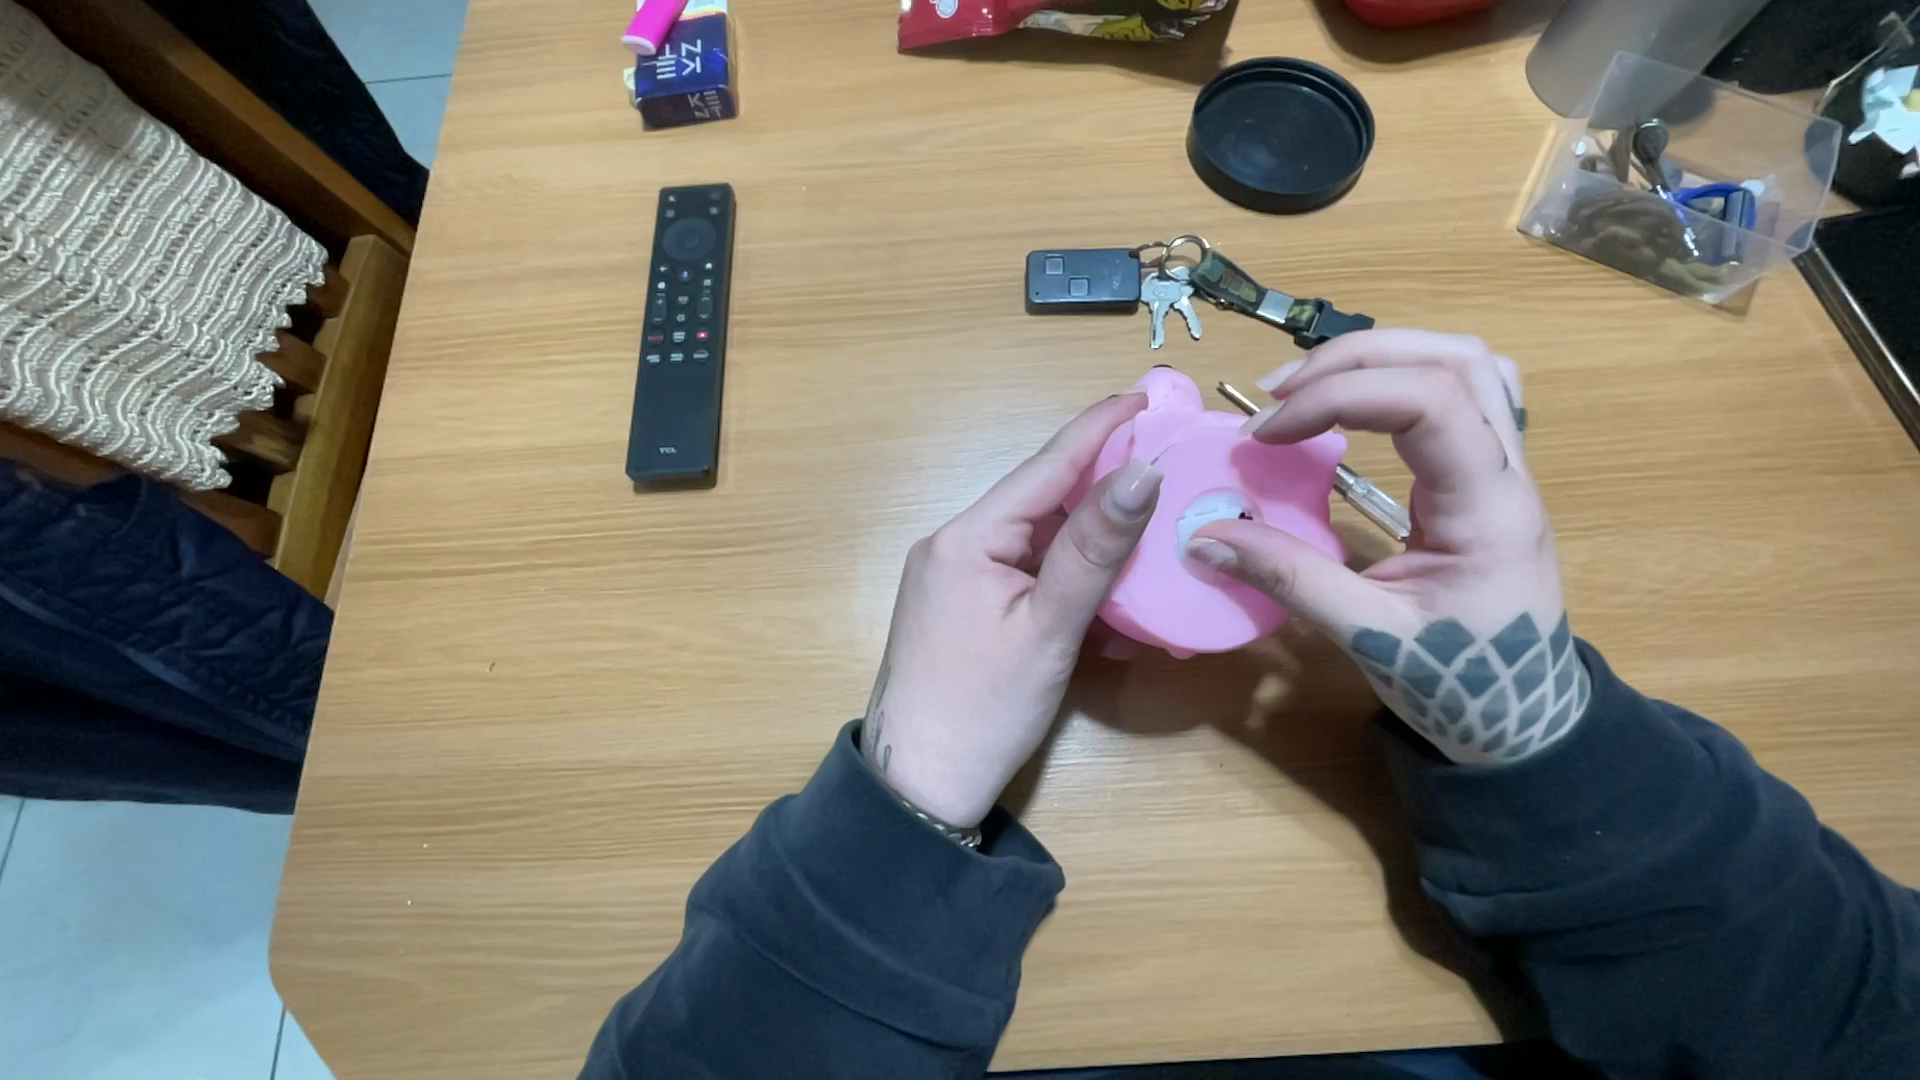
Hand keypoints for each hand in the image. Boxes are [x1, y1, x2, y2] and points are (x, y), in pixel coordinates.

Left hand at [862, 394, 1162, 827]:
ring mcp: (955, 576)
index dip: (1097, 427)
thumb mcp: (1049, 629)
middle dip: (1101, 482)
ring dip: (1090, 537)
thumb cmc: (984, 711)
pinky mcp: (962, 605)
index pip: (1044, 466)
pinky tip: (1108, 587)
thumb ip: (1093, 549)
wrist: (917, 785)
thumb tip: (1140, 470)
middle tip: (1166, 459)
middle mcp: (955, 544)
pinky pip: (1024, 573)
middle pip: (1040, 499)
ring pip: (1036, 538)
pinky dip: (1066, 576)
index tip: (1145, 394)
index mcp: (968, 538)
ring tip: (1151, 523)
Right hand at [1188, 329, 1588, 763]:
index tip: (1264, 435)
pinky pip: (1457, 394)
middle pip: (1453, 358)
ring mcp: (1502, 468)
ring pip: (1464, 364)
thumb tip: (1203, 537)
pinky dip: (1400, 380)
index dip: (1336, 397)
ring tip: (1306, 387)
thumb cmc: (1457, 684)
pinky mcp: (1480, 475)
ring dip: (1381, 356)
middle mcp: (1507, 471)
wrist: (1523, 718)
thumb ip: (1288, 579)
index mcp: (1487, 506)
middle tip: (1276, 394)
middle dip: (1353, 358)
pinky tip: (1353, 405)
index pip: (1428, 401)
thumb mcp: (1367, 636)